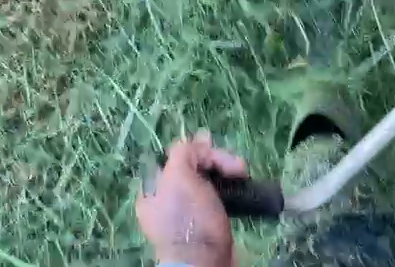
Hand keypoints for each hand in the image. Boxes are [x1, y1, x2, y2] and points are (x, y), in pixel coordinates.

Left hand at [137, 131, 246, 266]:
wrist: (205, 262)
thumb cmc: (188, 218)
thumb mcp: (178, 177)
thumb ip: (183, 153)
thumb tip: (199, 139)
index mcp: (153, 189)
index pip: (173, 154)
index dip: (193, 147)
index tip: (209, 142)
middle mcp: (168, 197)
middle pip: (192, 163)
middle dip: (213, 157)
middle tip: (230, 160)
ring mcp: (189, 209)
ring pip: (208, 175)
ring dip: (225, 166)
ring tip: (241, 169)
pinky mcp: (208, 218)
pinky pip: (218, 191)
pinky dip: (230, 182)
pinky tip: (241, 178)